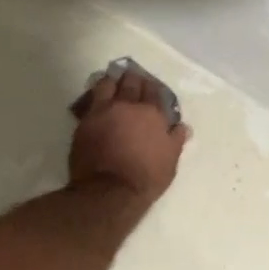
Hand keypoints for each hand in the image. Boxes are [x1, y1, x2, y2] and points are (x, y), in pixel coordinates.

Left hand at [69, 63, 190, 205]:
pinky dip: (97, 93)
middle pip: (131, 83)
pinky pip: (91, 98)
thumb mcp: (170, 162)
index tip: (152, 89)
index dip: (153, 88)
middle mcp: (129, 106)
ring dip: (113, 80)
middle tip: (133, 79)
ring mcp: (105, 111)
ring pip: (108, 84)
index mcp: (153, 114)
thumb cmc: (146, 179)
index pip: (154, 92)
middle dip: (134, 79)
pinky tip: (98, 95)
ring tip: (113, 81)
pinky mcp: (86, 120)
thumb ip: (175, 140)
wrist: (109, 190)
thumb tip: (182, 126)